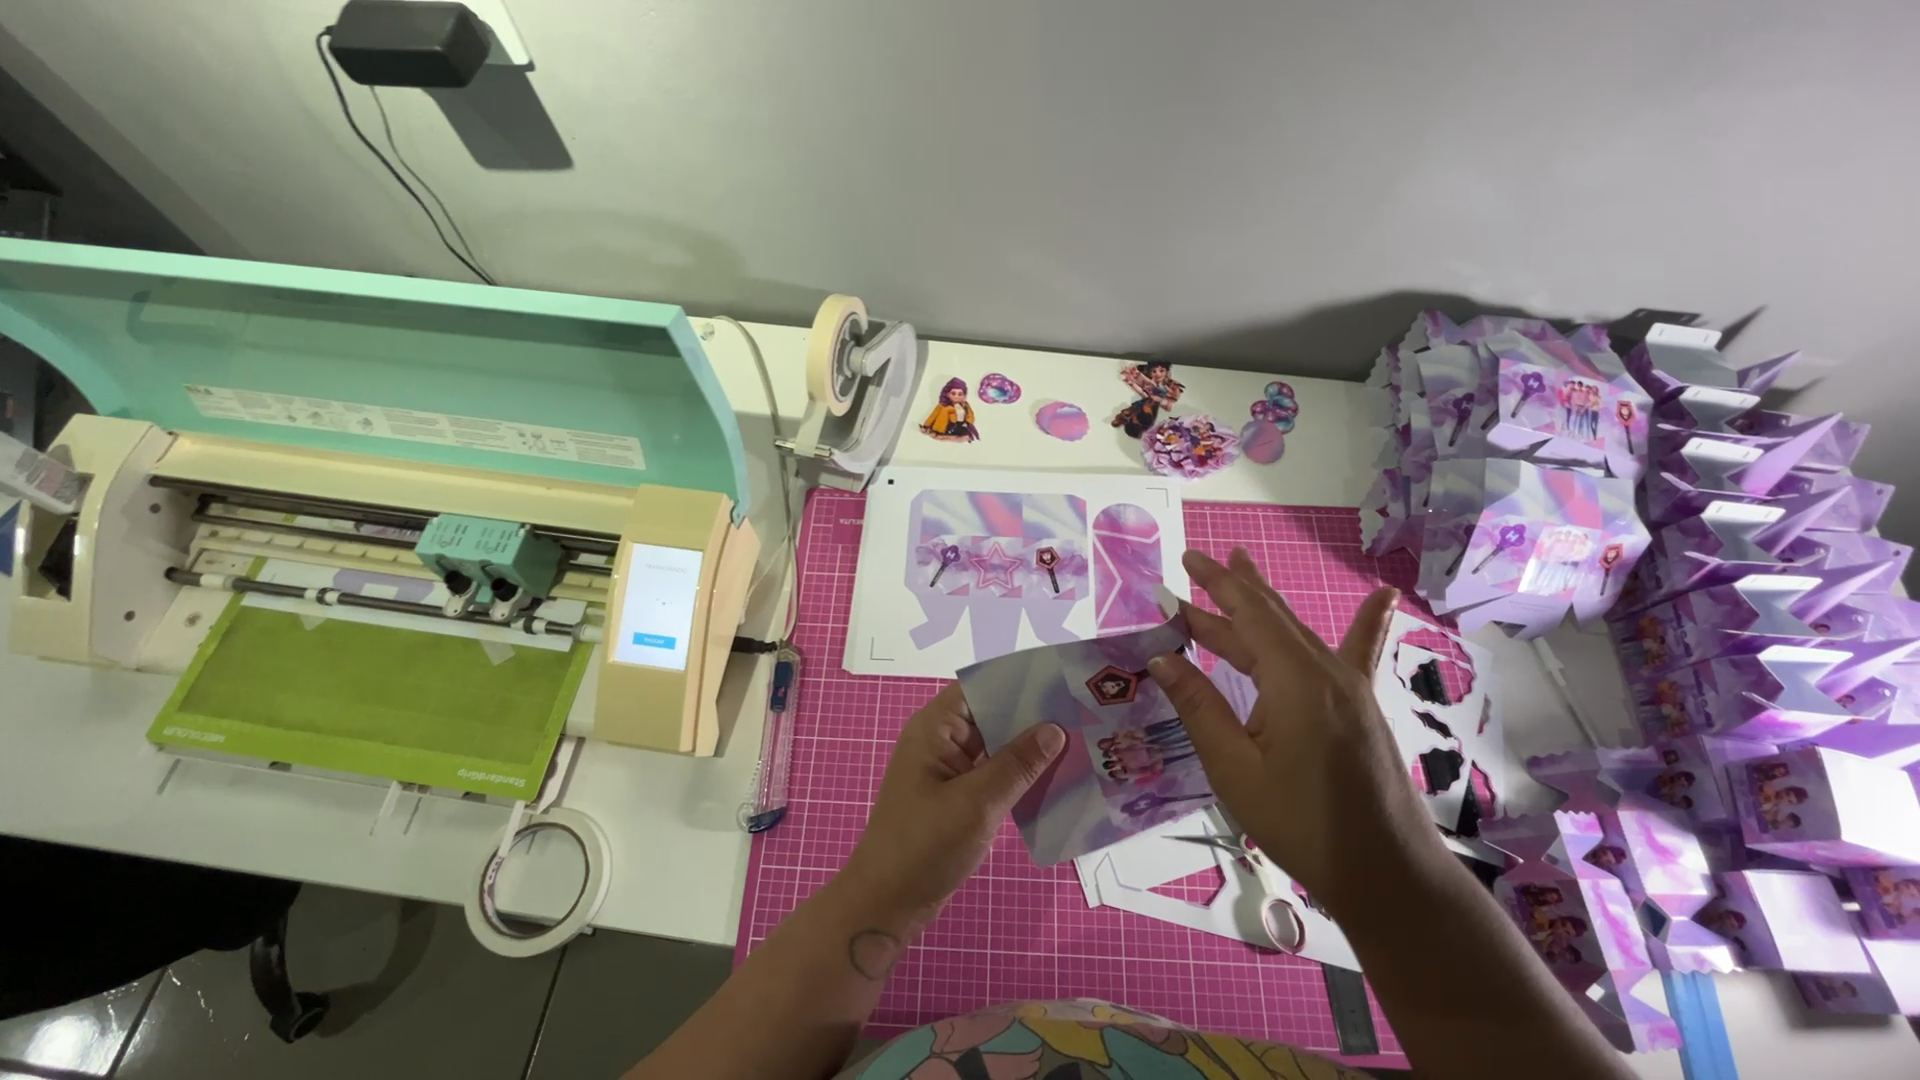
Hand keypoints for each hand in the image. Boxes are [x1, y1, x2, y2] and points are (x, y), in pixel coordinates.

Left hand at [841, 683, 1065, 924]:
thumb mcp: (977, 802)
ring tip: (1082, 741)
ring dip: (1032, 748)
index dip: (1019, 681)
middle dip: (1034, 715)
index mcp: (935, 729)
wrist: (887, 903)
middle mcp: (942, 741)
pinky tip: (1059, 779)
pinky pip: (996, 774)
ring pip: (998, 746)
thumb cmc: (924, 846)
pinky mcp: (959, 797)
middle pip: (993, 715)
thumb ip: (1017, 764)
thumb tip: (1055, 728)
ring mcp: (950, 771)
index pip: (981, 687)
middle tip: (1084, 712)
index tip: (1063, 680)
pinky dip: (1022, 775)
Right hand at [1147, 548, 1445, 915]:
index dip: (1215, 586)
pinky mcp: (1361, 708)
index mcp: (1295, 680)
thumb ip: (1200, 707)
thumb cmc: (1302, 824)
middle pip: (1272, 617)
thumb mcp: (1235, 769)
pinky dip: (1365, 622)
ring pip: (1297, 633)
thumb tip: (1162, 658)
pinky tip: (1385, 595)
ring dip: (1263, 606)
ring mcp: (1350, 688)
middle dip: (1232, 588)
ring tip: (1241, 569)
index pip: (1248, 615)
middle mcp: (1326, 672)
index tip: (1185, 560)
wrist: (1387, 872)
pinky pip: (1356, 653)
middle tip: (1197, 563)